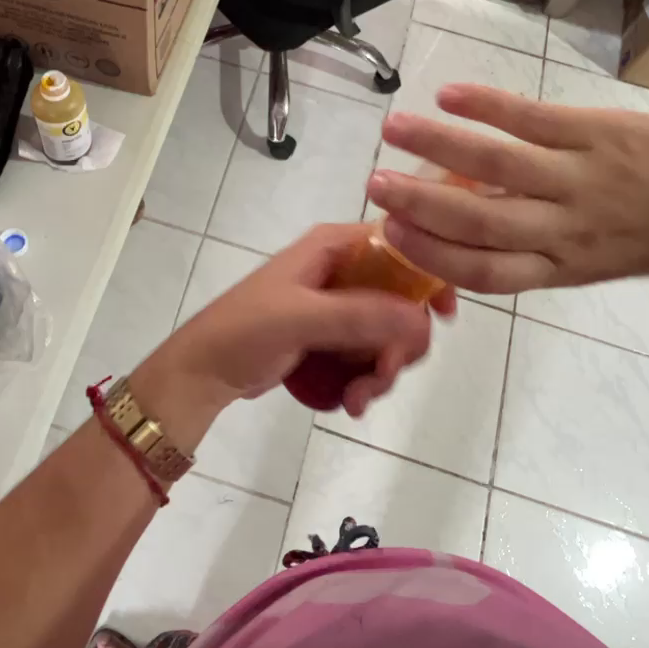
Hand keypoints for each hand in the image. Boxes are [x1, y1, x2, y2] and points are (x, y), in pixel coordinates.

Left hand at [131, 224, 452, 444]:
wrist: (204, 370)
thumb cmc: (245, 330)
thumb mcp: (301, 318)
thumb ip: (359, 315)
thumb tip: (422, 319)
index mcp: (332, 247)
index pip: (399, 245)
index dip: (427, 276)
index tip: (444, 317)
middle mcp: (341, 269)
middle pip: (401, 298)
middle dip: (400, 344)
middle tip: (384, 375)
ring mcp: (336, 304)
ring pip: (388, 332)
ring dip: (382, 370)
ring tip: (357, 398)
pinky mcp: (331, 336)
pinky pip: (368, 353)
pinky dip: (367, 378)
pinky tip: (351, 401)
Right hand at [365, 83, 648, 295]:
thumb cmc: (647, 240)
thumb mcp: (584, 265)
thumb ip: (522, 249)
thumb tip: (450, 227)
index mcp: (558, 268)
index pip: (483, 271)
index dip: (432, 255)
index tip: (390, 232)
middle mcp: (565, 230)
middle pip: (480, 221)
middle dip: (420, 203)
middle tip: (374, 183)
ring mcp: (581, 179)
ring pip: (497, 164)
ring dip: (439, 144)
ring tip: (394, 127)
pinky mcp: (597, 134)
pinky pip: (533, 119)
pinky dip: (488, 106)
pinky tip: (449, 95)